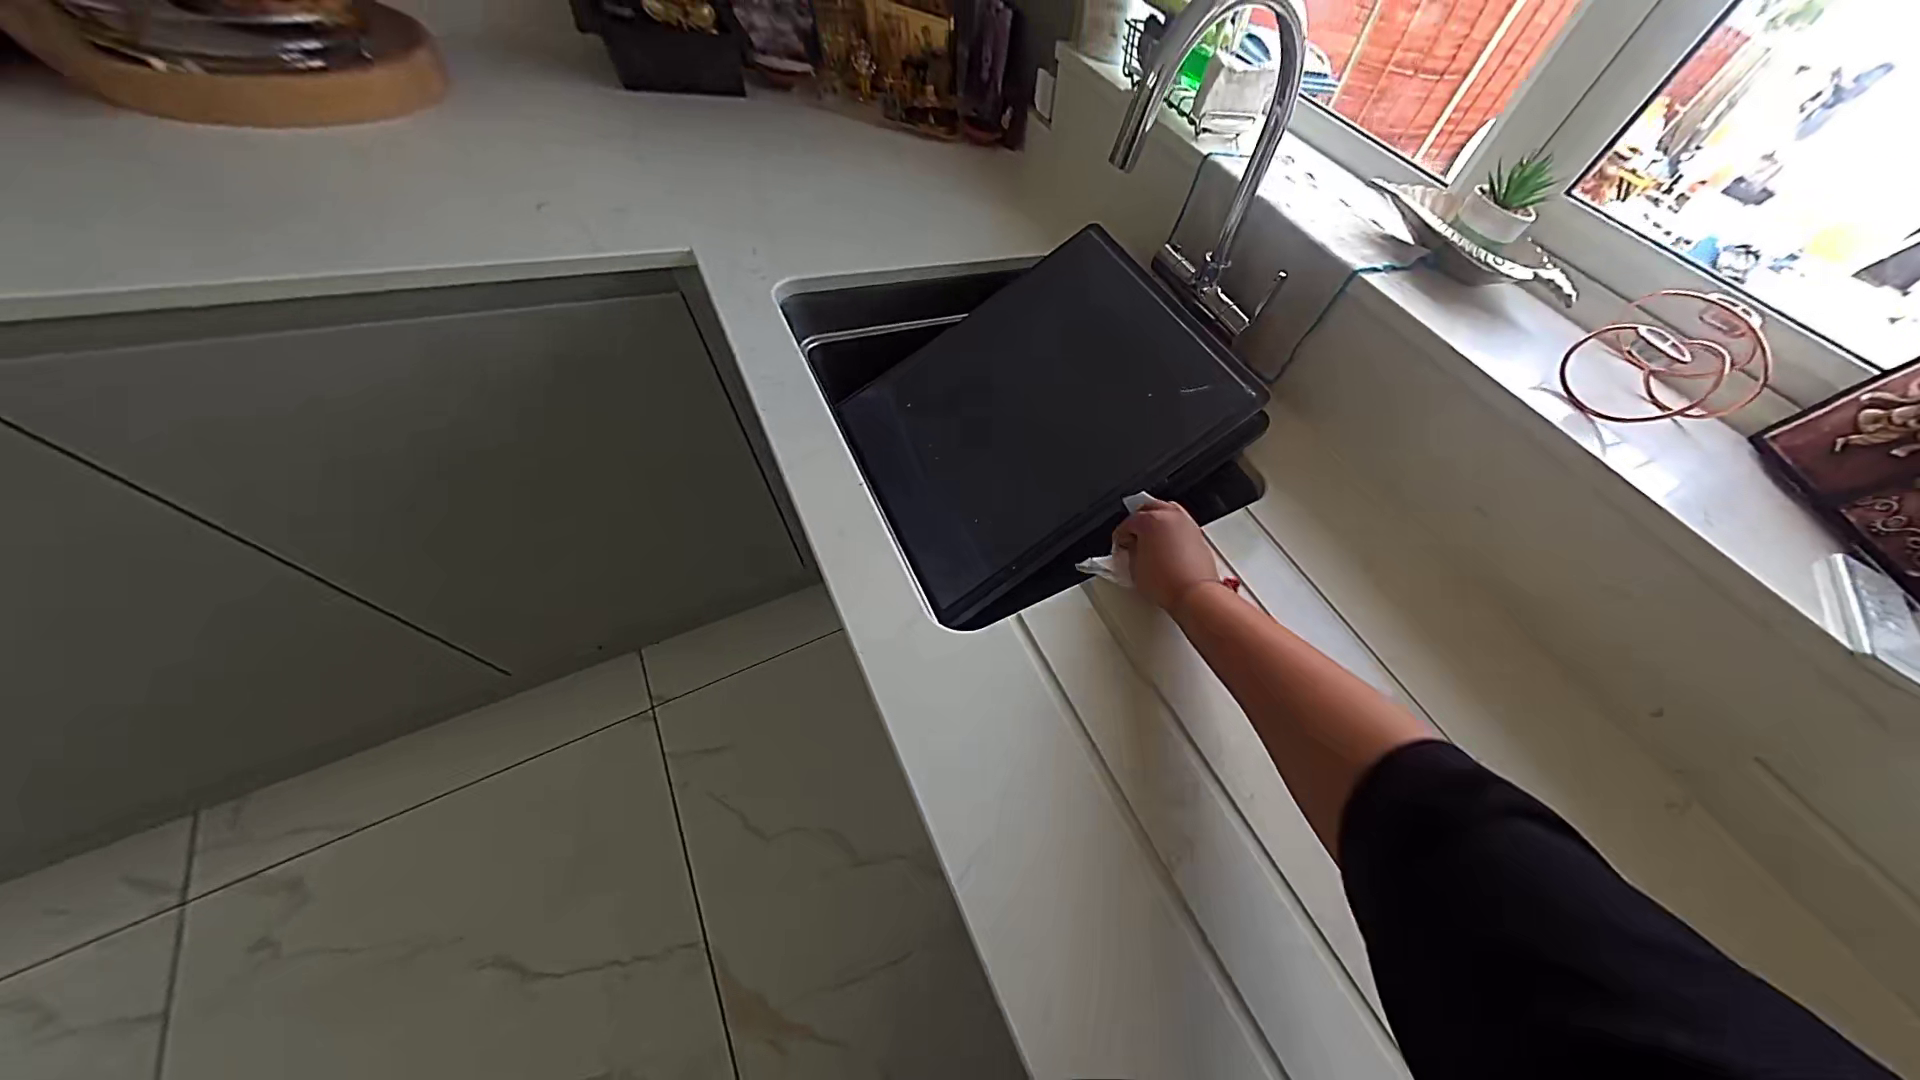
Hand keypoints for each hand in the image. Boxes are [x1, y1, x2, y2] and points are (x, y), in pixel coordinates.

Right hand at [1112, 497, 1219, 612]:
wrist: (1194, 594)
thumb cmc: (1167, 582)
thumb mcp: (1134, 567)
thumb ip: (1130, 550)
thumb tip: (1132, 548)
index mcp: (1149, 520)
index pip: (1127, 523)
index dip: (1119, 537)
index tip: (1119, 545)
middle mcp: (1170, 516)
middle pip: (1148, 508)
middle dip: (1138, 520)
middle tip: (1132, 536)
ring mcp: (1186, 524)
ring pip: (1167, 511)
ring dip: (1156, 521)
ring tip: (1150, 538)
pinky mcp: (1198, 534)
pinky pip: (1180, 524)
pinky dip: (1171, 529)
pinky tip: (1165, 544)